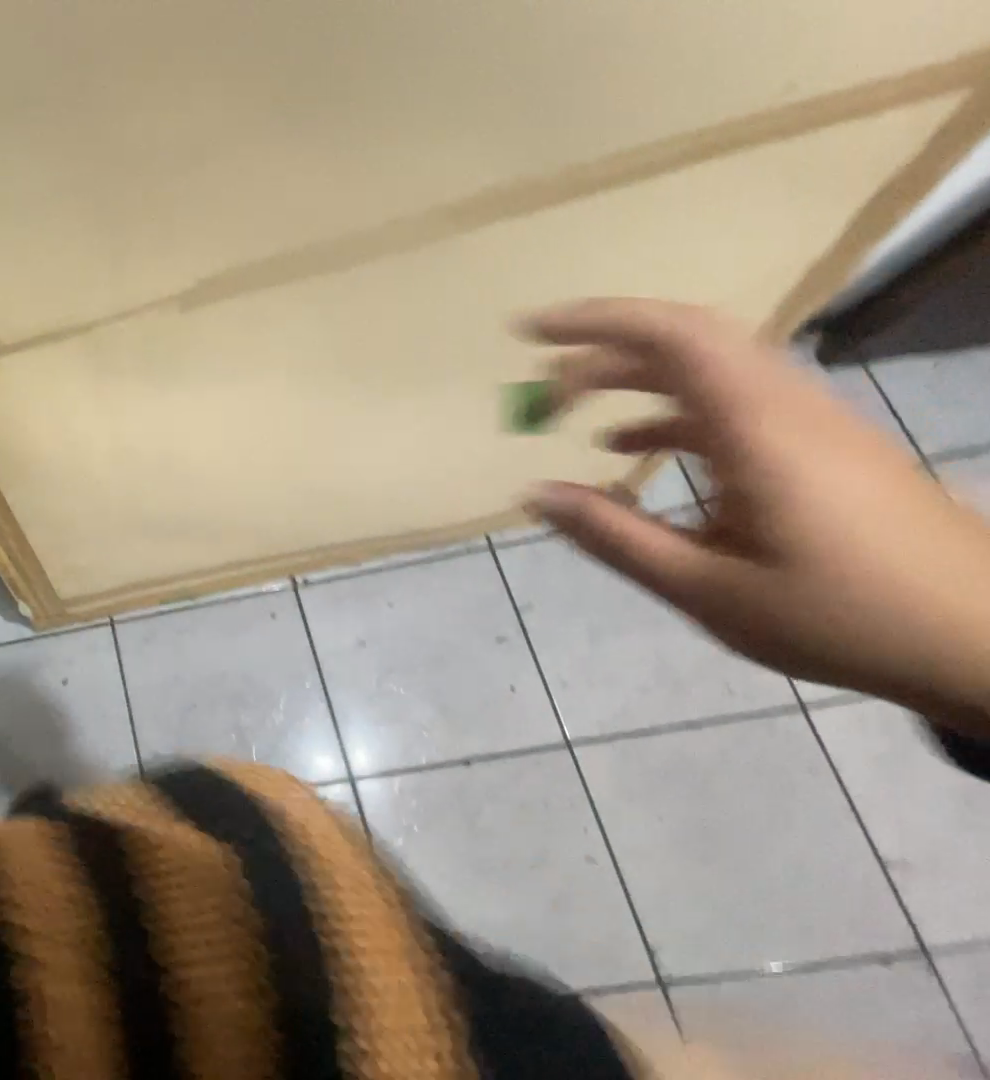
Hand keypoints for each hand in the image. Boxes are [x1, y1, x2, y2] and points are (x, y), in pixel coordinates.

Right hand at [523, 297, 989, 735]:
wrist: (986, 639)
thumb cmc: (843, 617)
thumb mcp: (705, 588)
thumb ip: (613, 535)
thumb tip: (534, 494)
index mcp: (759, 429)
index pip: (671, 337)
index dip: (593, 323)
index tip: (527, 335)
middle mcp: (787, 406)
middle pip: (686, 340)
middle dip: (601, 351)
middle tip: (537, 388)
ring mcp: (810, 422)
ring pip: (708, 368)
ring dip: (632, 378)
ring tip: (567, 413)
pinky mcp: (820, 446)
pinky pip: (731, 403)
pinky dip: (668, 411)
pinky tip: (628, 449)